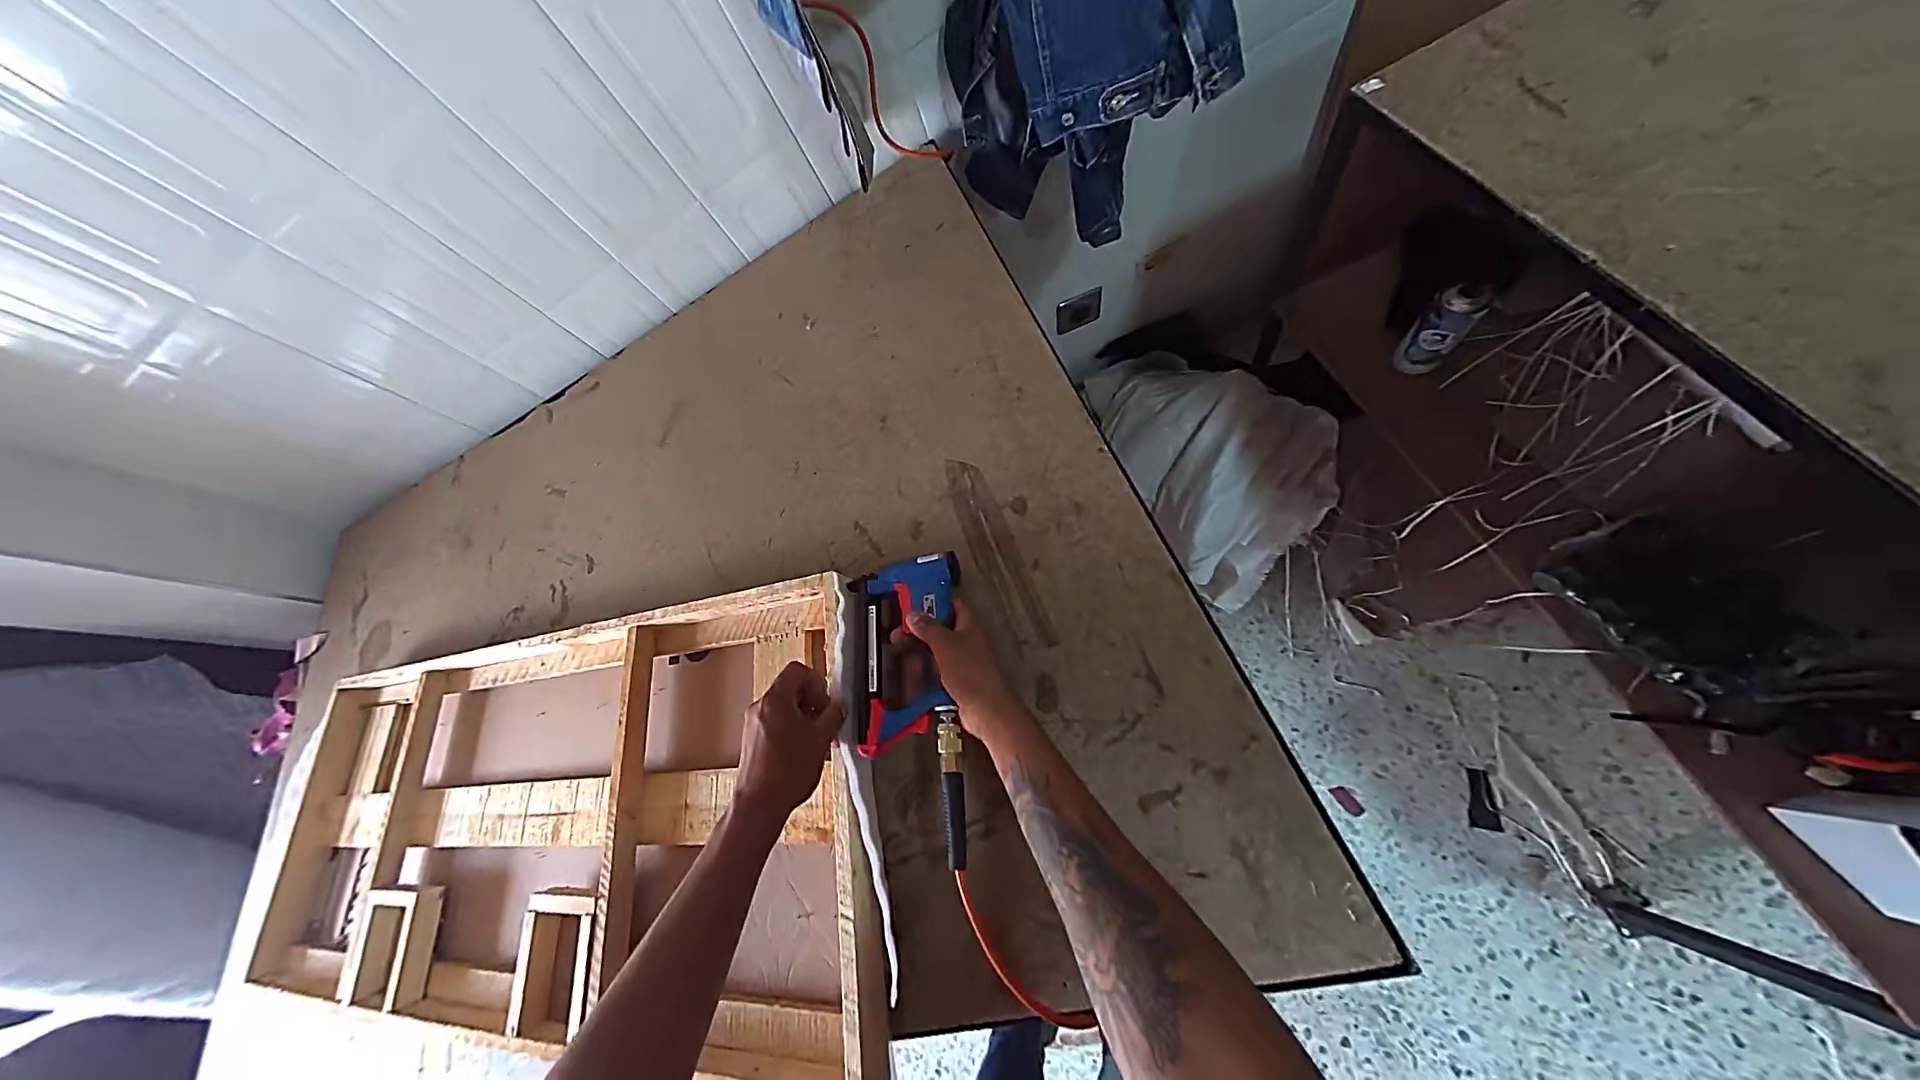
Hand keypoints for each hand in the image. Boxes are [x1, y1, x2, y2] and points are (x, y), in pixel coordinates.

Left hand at [735, 661, 842, 820]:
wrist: (759, 804)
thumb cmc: (786, 772)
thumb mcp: (821, 739)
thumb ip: (833, 715)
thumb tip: (838, 707)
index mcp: (775, 700)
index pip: (797, 671)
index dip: (816, 682)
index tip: (826, 700)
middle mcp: (761, 707)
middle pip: (790, 688)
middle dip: (812, 701)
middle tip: (826, 719)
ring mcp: (753, 724)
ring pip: (783, 707)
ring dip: (804, 716)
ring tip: (817, 738)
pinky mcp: (752, 740)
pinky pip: (775, 722)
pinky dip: (791, 728)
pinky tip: (803, 749)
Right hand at [904, 597, 1026, 744]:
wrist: (986, 709)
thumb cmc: (969, 672)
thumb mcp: (945, 645)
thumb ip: (928, 628)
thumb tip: (913, 614)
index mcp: (969, 627)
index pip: (954, 605)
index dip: (937, 600)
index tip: (916, 601)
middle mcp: (968, 642)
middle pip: (942, 630)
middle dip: (921, 631)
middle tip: (900, 632)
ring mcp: (964, 663)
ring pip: (938, 652)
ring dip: (920, 653)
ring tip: (900, 653)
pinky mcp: (958, 682)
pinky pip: (938, 672)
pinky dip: (925, 673)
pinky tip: (911, 676)